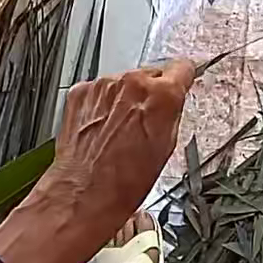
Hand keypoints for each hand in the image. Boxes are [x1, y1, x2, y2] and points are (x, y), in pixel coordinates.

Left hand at [0, 58, 196, 262]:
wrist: (84, 193)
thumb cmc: (124, 181)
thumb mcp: (167, 147)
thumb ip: (171, 114)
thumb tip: (171, 104)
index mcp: (162, 95)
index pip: (182, 68)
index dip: (182, 77)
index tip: (181, 80)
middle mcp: (132, 83)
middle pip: (150, 76)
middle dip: (149, 94)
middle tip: (145, 122)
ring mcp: (103, 86)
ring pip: (122, 84)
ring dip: (124, 100)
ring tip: (120, 132)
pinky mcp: (81, 93)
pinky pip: (99, 91)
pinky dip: (101, 105)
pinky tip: (102, 130)